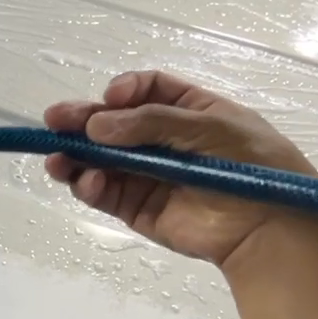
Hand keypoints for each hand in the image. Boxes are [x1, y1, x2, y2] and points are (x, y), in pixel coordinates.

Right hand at [44, 71, 317, 267]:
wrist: (264, 228)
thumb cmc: (248, 166)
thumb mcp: (209, 129)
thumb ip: (150, 124)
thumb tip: (94, 125)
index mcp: (188, 112)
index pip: (147, 91)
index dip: (123, 91)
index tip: (108, 98)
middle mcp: (160, 140)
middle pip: (112, 124)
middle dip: (82, 121)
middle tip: (53, 121)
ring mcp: (143, 175)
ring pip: (98, 160)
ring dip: (74, 157)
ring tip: (56, 159)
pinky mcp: (132, 207)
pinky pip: (102, 192)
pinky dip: (88, 187)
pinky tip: (88, 183)